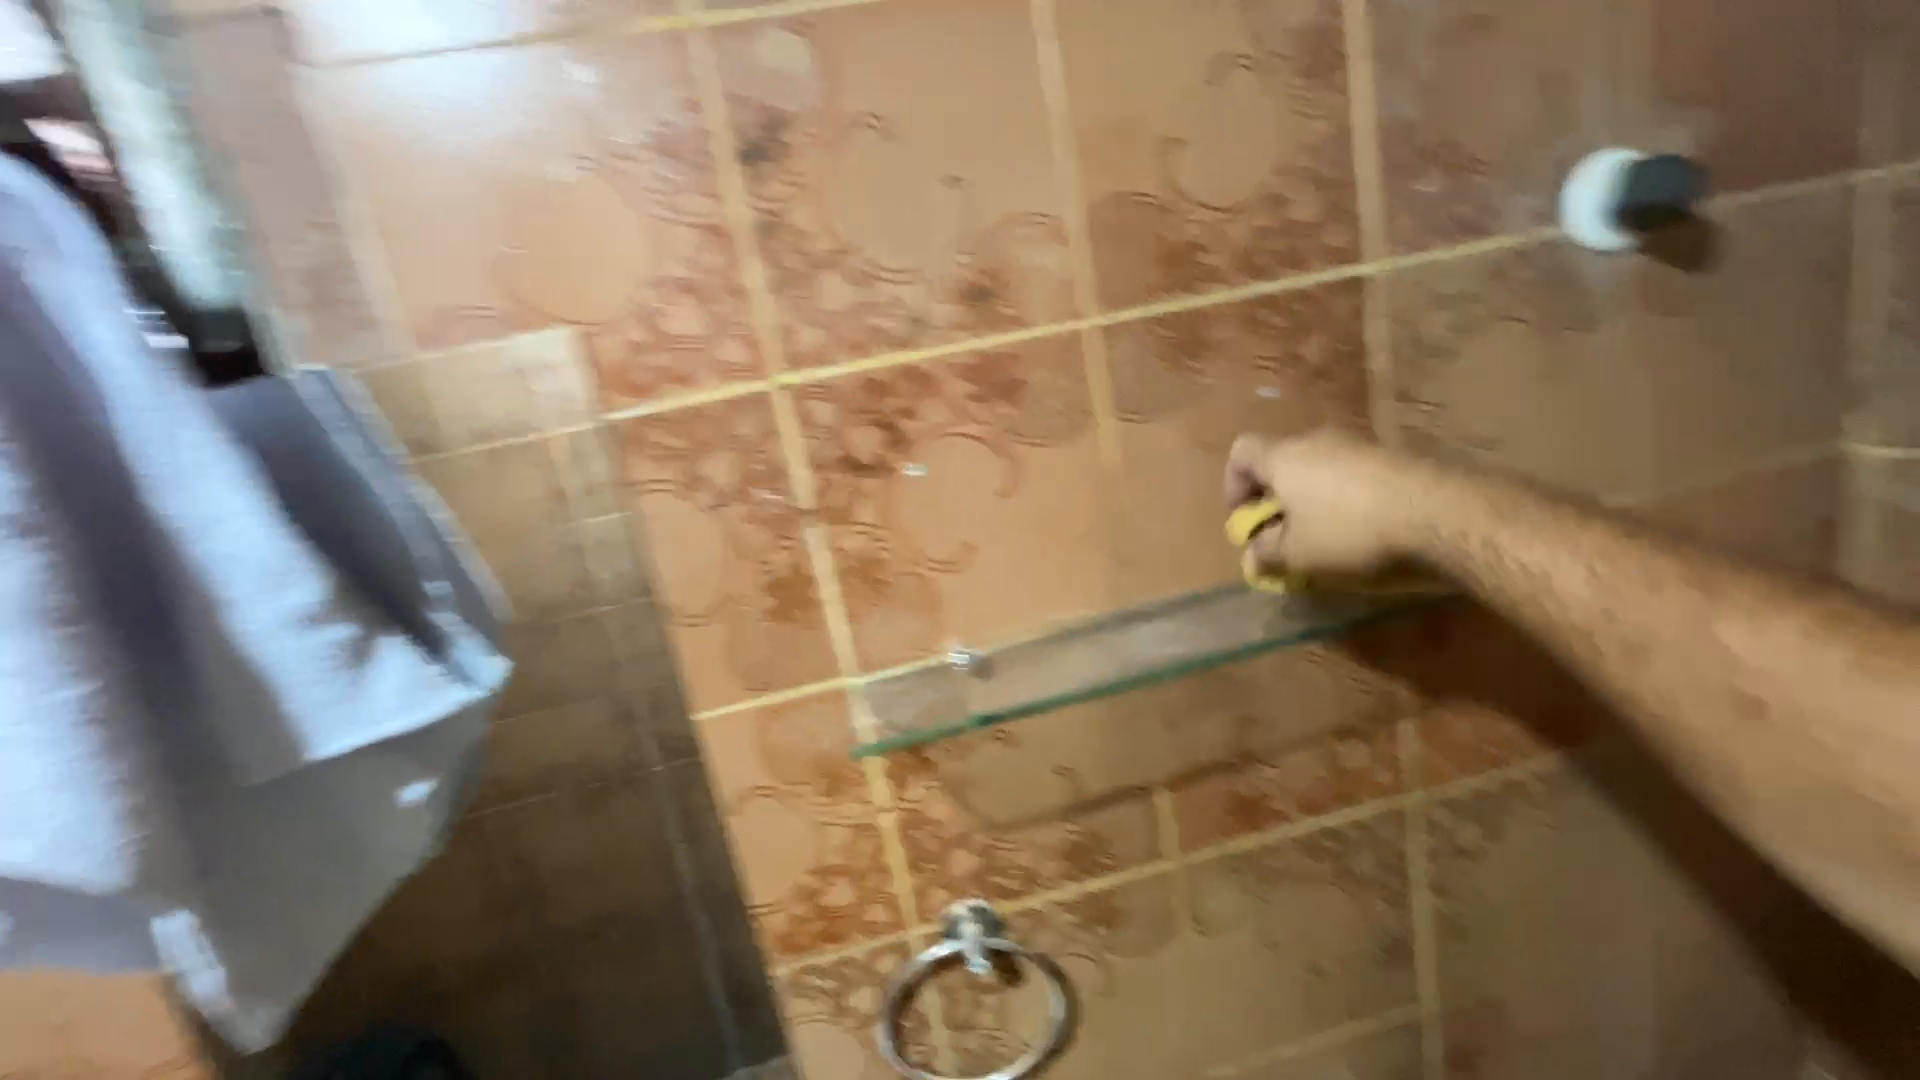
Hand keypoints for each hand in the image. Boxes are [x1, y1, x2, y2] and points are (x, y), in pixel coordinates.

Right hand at [1224, 429, 1426, 577]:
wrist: (1445, 518)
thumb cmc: (1351, 534)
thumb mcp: (1297, 556)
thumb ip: (1266, 554)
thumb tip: (1254, 555)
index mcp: (1284, 457)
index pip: (1241, 452)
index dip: (1234, 486)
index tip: (1246, 521)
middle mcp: (1319, 441)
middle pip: (1284, 462)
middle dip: (1277, 499)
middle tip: (1284, 537)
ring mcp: (1362, 447)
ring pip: (1322, 471)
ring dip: (1315, 502)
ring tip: (1327, 541)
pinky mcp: (1398, 460)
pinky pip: (1356, 478)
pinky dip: (1350, 503)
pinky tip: (1366, 535)